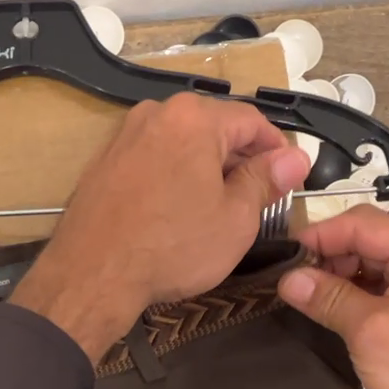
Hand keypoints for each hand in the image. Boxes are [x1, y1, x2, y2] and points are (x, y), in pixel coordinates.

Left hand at [12, 93, 310, 360]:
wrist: (93, 274)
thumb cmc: (172, 248)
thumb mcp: (234, 220)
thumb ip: (265, 182)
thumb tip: (295, 158)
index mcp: (195, 118)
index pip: (252, 121)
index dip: (277, 150)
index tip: (289, 176)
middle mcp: (156, 114)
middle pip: (213, 129)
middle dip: (239, 160)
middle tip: (256, 199)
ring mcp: (124, 136)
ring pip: (180, 145)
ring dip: (204, 171)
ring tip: (216, 210)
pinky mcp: (103, 164)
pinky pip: (152, 162)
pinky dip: (172, 179)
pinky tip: (176, 214)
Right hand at [280, 207, 388, 388]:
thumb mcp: (370, 330)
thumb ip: (328, 297)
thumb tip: (288, 278)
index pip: (364, 224)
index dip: (320, 235)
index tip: (283, 254)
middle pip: (370, 240)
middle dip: (329, 258)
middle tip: (290, 281)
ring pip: (374, 265)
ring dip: (339, 278)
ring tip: (304, 297)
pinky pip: (384, 289)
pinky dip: (356, 296)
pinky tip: (329, 309)